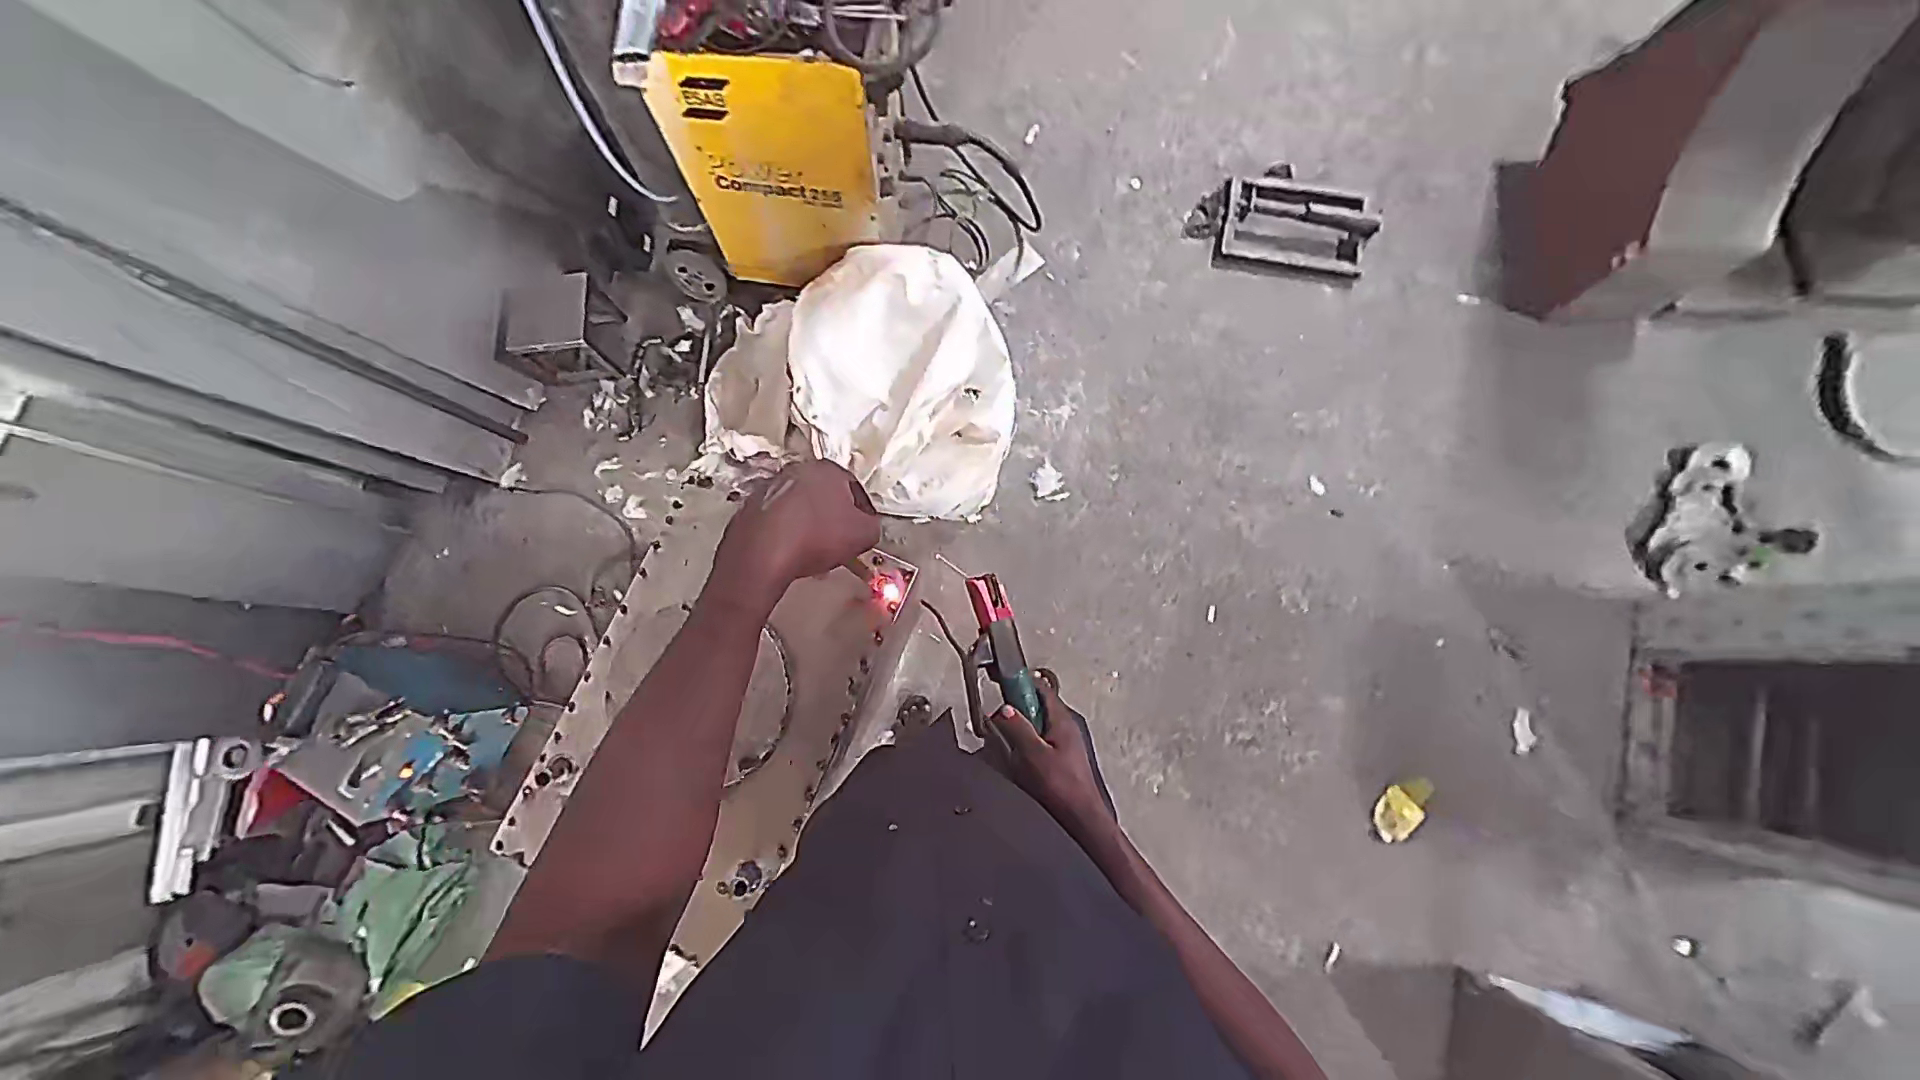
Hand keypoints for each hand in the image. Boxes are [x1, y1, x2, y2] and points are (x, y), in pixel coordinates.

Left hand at [711, 459, 880, 605]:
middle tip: (841, 540)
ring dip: (810, 524)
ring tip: (815, 551)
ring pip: (800, 506)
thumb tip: (868, 526)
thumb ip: (873, 526)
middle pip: (825, 494)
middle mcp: (797, 471)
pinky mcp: (750, 507)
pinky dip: (786, 532)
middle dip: (834, 516)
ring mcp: (770, 487)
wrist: (761, 554)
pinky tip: (791, 552)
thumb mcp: (863, 535)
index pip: (855, 488)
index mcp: (827, 470)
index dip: (863, 512)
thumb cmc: (816, 538)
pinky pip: (777, 519)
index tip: (863, 529)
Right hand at [987, 675, 1111, 838]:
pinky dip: (1027, 743)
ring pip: (1037, 723)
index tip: (1001, 678)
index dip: (1019, 680)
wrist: (1082, 818)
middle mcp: (1065, 727)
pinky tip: (1021, 760)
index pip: (1039, 687)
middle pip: (1036, 705)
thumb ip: (1018, 728)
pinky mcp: (1062, 757)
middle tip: (1001, 718)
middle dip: (1017, 708)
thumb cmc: (1065, 789)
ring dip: (1021, 728)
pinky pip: (1040, 740)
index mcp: (1062, 720)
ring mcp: (1065, 742)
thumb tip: (1003, 710)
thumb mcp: (1034, 755)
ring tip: (1011, 744)